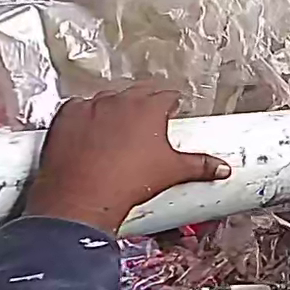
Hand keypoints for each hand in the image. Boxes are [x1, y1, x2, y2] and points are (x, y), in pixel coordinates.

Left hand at [23, 87, 230, 233]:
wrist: (82, 196)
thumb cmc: (128, 182)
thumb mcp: (171, 172)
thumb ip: (200, 166)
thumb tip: (222, 169)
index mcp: (149, 108)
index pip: (167, 95)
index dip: (171, 104)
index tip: (172, 110)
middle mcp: (120, 100)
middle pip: (137, 92)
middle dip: (143, 103)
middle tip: (146, 121)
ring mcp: (91, 105)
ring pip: (106, 99)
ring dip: (113, 109)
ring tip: (116, 129)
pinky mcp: (67, 115)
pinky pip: (78, 108)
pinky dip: (84, 117)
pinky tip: (87, 133)